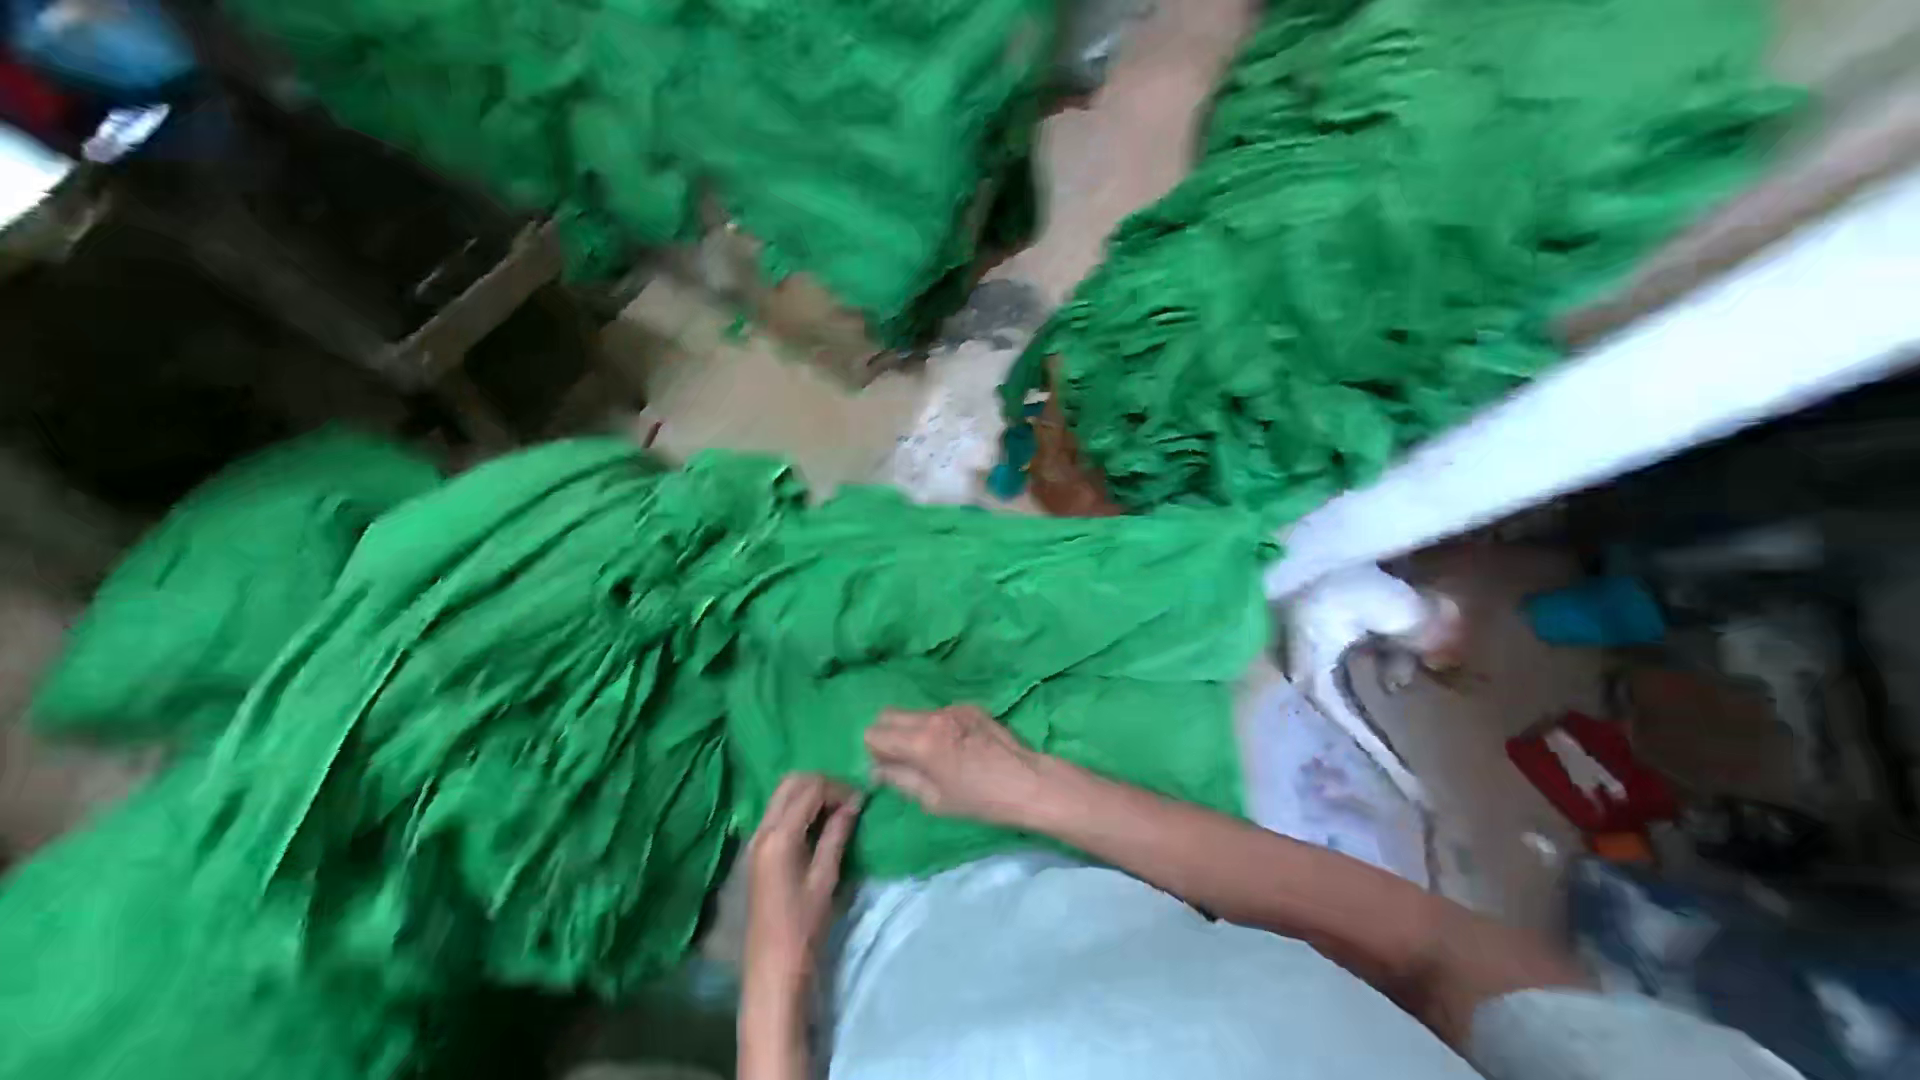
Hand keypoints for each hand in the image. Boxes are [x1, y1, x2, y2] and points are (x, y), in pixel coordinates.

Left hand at [744, 773, 861, 995]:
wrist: (773, 968)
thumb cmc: (804, 927)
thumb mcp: (825, 878)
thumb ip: (837, 834)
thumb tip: (854, 801)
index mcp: (779, 837)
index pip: (810, 789)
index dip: (838, 788)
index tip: (860, 801)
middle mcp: (762, 830)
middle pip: (792, 782)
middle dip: (822, 784)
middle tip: (848, 801)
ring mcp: (756, 839)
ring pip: (783, 793)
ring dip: (810, 793)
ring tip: (837, 810)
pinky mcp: (757, 850)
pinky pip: (778, 811)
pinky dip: (799, 806)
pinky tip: (819, 823)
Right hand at [864, 705, 1054, 826]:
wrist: (1027, 782)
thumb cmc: (980, 800)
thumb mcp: (933, 800)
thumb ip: (900, 780)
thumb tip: (877, 769)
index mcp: (920, 742)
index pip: (874, 733)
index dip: (875, 752)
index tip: (889, 769)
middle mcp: (932, 717)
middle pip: (888, 714)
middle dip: (887, 735)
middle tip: (903, 760)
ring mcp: (952, 708)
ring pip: (914, 712)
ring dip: (911, 729)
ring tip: (933, 755)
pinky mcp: (969, 706)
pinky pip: (938, 713)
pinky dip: (935, 726)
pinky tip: (956, 747)